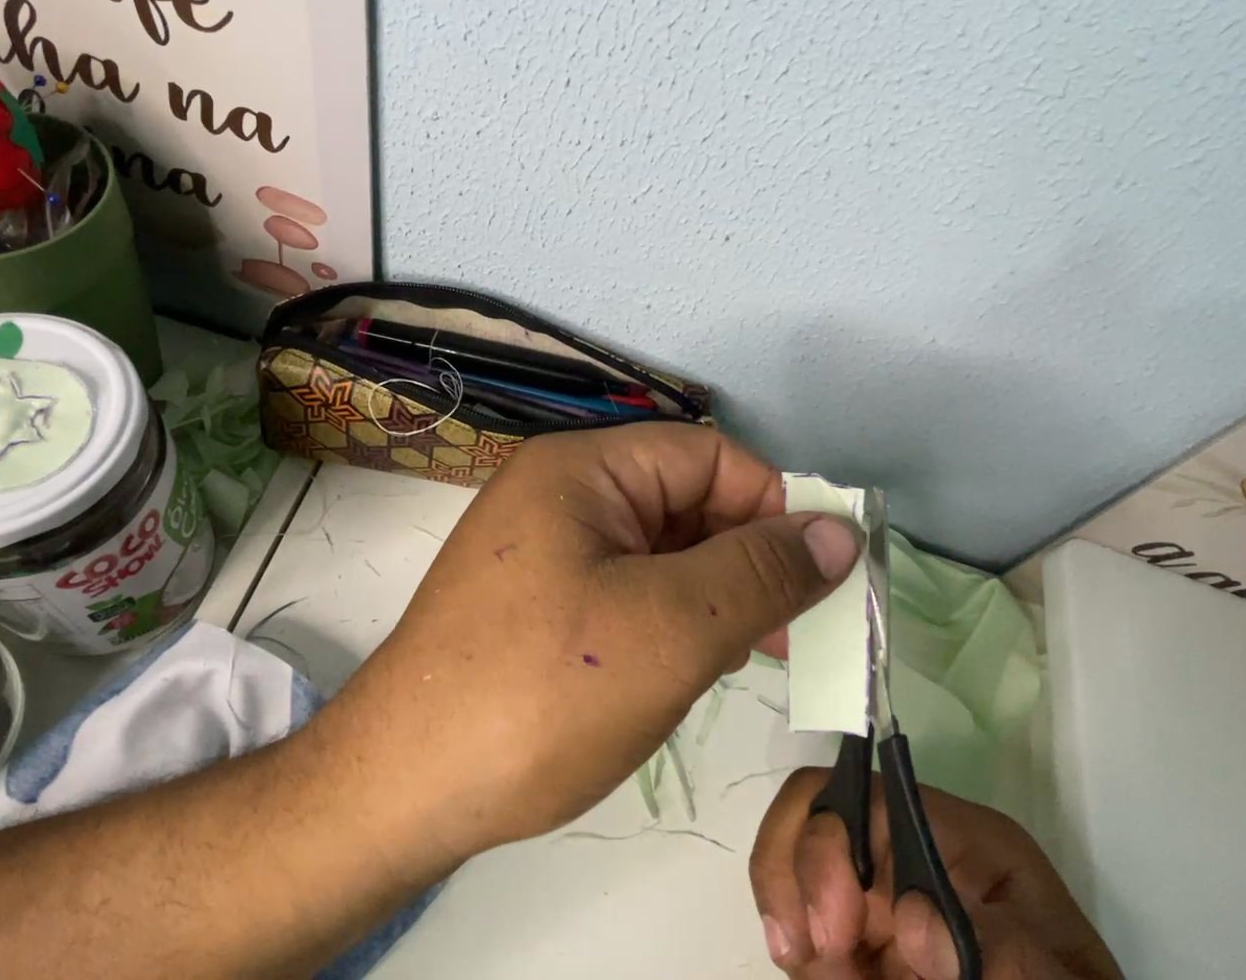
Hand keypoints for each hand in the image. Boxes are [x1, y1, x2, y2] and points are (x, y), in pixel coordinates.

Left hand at [315, 423, 861, 864]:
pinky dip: (669, 619)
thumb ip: (761, 572)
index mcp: (581, 471)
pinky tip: (691, 665)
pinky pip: (623, 590)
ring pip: (658, 552)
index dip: (774, 508)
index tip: (819, 581)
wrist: (406, 788)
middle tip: (792, 635)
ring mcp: (540, 552)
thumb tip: (839, 531)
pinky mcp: (534, 605)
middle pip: (683, 501)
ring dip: (712, 594)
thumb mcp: (670, 628)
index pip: (708, 457)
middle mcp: (556, 496)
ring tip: (749, 656)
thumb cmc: (542, 695)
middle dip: (747, 558)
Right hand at [750, 768, 1122, 979]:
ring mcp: (879, 892)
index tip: (828, 934)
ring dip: (789, 922)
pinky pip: (803, 926)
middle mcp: (905, 850)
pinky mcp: (861, 936)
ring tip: (825, 978)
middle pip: (808, 813)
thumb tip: (914, 917)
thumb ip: (1002, 952)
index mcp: (956, 838)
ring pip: (791, 868)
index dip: (823, 844)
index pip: (862, 795)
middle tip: (802, 955)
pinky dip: (804, 960)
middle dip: (788, 877)